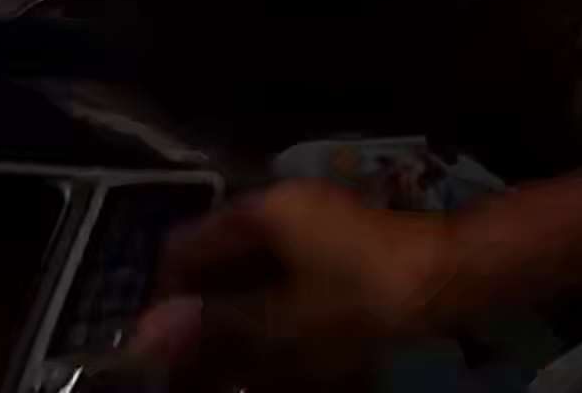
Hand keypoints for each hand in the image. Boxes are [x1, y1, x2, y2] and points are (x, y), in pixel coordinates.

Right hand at [132, 179, 458, 386]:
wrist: (438, 276)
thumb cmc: (356, 295)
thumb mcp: (277, 320)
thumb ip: (211, 324)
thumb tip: (144, 331)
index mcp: (265, 209)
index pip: (187, 246)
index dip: (167, 301)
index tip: (163, 358)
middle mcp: (284, 206)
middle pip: (219, 262)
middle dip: (204, 322)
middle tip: (199, 379)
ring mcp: (312, 223)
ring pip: (252, 275)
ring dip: (237, 325)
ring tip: (236, 376)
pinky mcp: (334, 245)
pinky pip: (285, 280)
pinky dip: (272, 318)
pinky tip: (275, 359)